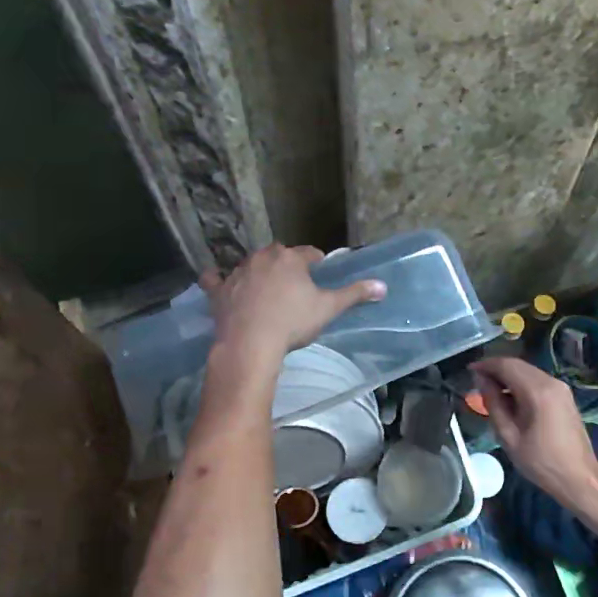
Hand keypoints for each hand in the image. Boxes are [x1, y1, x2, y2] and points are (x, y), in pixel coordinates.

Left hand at [201, 245, 384, 360]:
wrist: (250, 343)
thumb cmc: (293, 322)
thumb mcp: (329, 308)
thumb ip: (355, 294)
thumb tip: (382, 286)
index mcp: (291, 258)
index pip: (309, 253)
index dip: (316, 262)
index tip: (319, 272)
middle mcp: (263, 257)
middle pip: (279, 254)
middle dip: (286, 265)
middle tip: (294, 285)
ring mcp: (238, 272)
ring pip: (251, 265)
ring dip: (258, 272)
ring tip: (266, 291)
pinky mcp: (218, 290)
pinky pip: (215, 279)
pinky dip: (217, 280)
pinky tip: (219, 283)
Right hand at [470, 357, 597, 509]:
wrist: (578, 477)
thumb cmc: (540, 461)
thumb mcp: (509, 436)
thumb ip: (493, 404)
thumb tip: (482, 380)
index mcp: (537, 391)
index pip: (507, 365)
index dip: (486, 365)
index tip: (469, 370)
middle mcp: (551, 381)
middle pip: (518, 365)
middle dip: (496, 369)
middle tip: (477, 381)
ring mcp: (561, 387)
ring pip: (529, 371)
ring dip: (509, 375)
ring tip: (490, 390)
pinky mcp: (565, 395)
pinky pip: (538, 380)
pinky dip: (522, 383)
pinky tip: (511, 398)